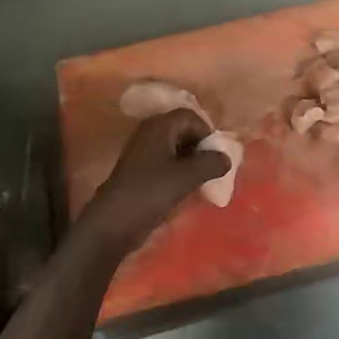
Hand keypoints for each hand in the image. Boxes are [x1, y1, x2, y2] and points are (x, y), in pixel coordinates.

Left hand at [81, 109, 229, 258]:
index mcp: (159, 127)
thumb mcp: (185, 177)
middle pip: (183, 130)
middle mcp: (150, 133)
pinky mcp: (141, 172)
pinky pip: (167, 163)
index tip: (217, 154)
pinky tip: (189, 188)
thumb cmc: (149, 193)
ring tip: (205, 179)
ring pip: (175, 148)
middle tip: (214, 167)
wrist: (113, 222)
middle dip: (201, 146)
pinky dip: (181, 171)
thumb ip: (210, 163)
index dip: (207, 131)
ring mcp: (143, 153)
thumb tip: (226, 158)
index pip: (190, 116)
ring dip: (192, 160)